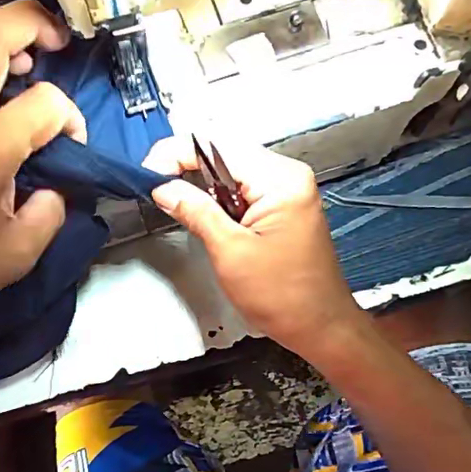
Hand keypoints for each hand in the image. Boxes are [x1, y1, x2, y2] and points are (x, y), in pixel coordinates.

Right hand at [143, 137, 365, 360]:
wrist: (320, 326)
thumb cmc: (283, 296)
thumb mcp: (230, 252)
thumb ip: (196, 212)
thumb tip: (164, 188)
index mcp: (280, 180)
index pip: (218, 145)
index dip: (177, 154)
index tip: (150, 174)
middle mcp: (287, 176)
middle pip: (225, 151)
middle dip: (185, 165)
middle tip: (157, 188)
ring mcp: (286, 190)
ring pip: (231, 169)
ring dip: (200, 182)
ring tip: (174, 201)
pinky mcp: (282, 205)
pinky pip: (242, 188)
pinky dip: (217, 196)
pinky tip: (202, 211)